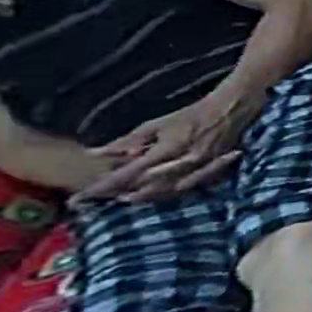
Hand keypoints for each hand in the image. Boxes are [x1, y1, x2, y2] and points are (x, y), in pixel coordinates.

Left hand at [72, 91, 257, 204]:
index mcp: (168, 150)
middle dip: (127, 194)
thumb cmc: (192, 114)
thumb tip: (95, 153)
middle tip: (105, 201)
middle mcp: (186, 162)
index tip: (81, 197)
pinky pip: (194, 185)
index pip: (129, 173)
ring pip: (173, 189)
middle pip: (151, 187)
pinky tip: (167, 192)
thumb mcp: (157, 124)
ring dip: (151, 196)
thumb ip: (128, 140)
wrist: (231, 110)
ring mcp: (203, 166)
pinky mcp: (217, 168)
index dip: (104, 186)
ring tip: (131, 199)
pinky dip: (177, 190)